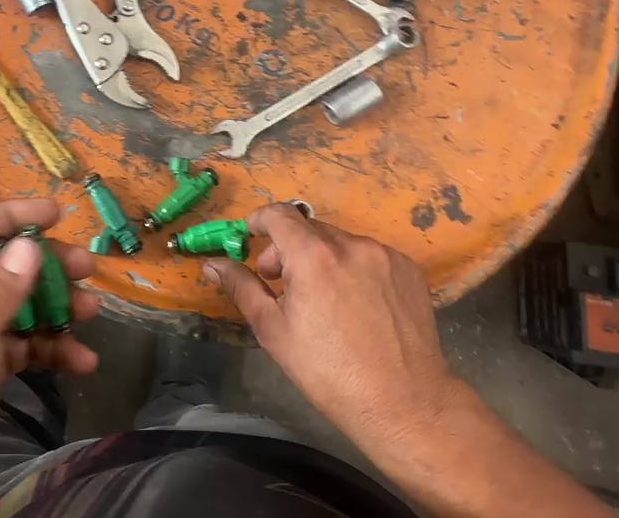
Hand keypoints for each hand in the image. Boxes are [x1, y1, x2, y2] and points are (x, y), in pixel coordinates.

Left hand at [0, 199, 98, 517]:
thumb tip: (29, 245)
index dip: (14, 215)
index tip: (58, 214)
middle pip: (6, 266)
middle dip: (48, 264)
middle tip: (88, 268)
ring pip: (21, 305)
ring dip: (57, 307)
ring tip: (92, 313)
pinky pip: (26, 346)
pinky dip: (53, 349)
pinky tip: (81, 362)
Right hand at [203, 204, 461, 455]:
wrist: (404, 404)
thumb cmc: (328, 372)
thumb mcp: (274, 330)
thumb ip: (241, 287)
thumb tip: (211, 263)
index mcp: (313, 256)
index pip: (279, 215)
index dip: (260, 221)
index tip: (251, 237)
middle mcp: (350, 244)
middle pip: (309, 229)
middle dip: (289, 248)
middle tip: (283, 284)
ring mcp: (384, 255)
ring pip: (340, 242)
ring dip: (323, 258)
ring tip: (325, 300)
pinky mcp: (408, 268)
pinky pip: (370, 255)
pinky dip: (355, 268)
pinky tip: (358, 305)